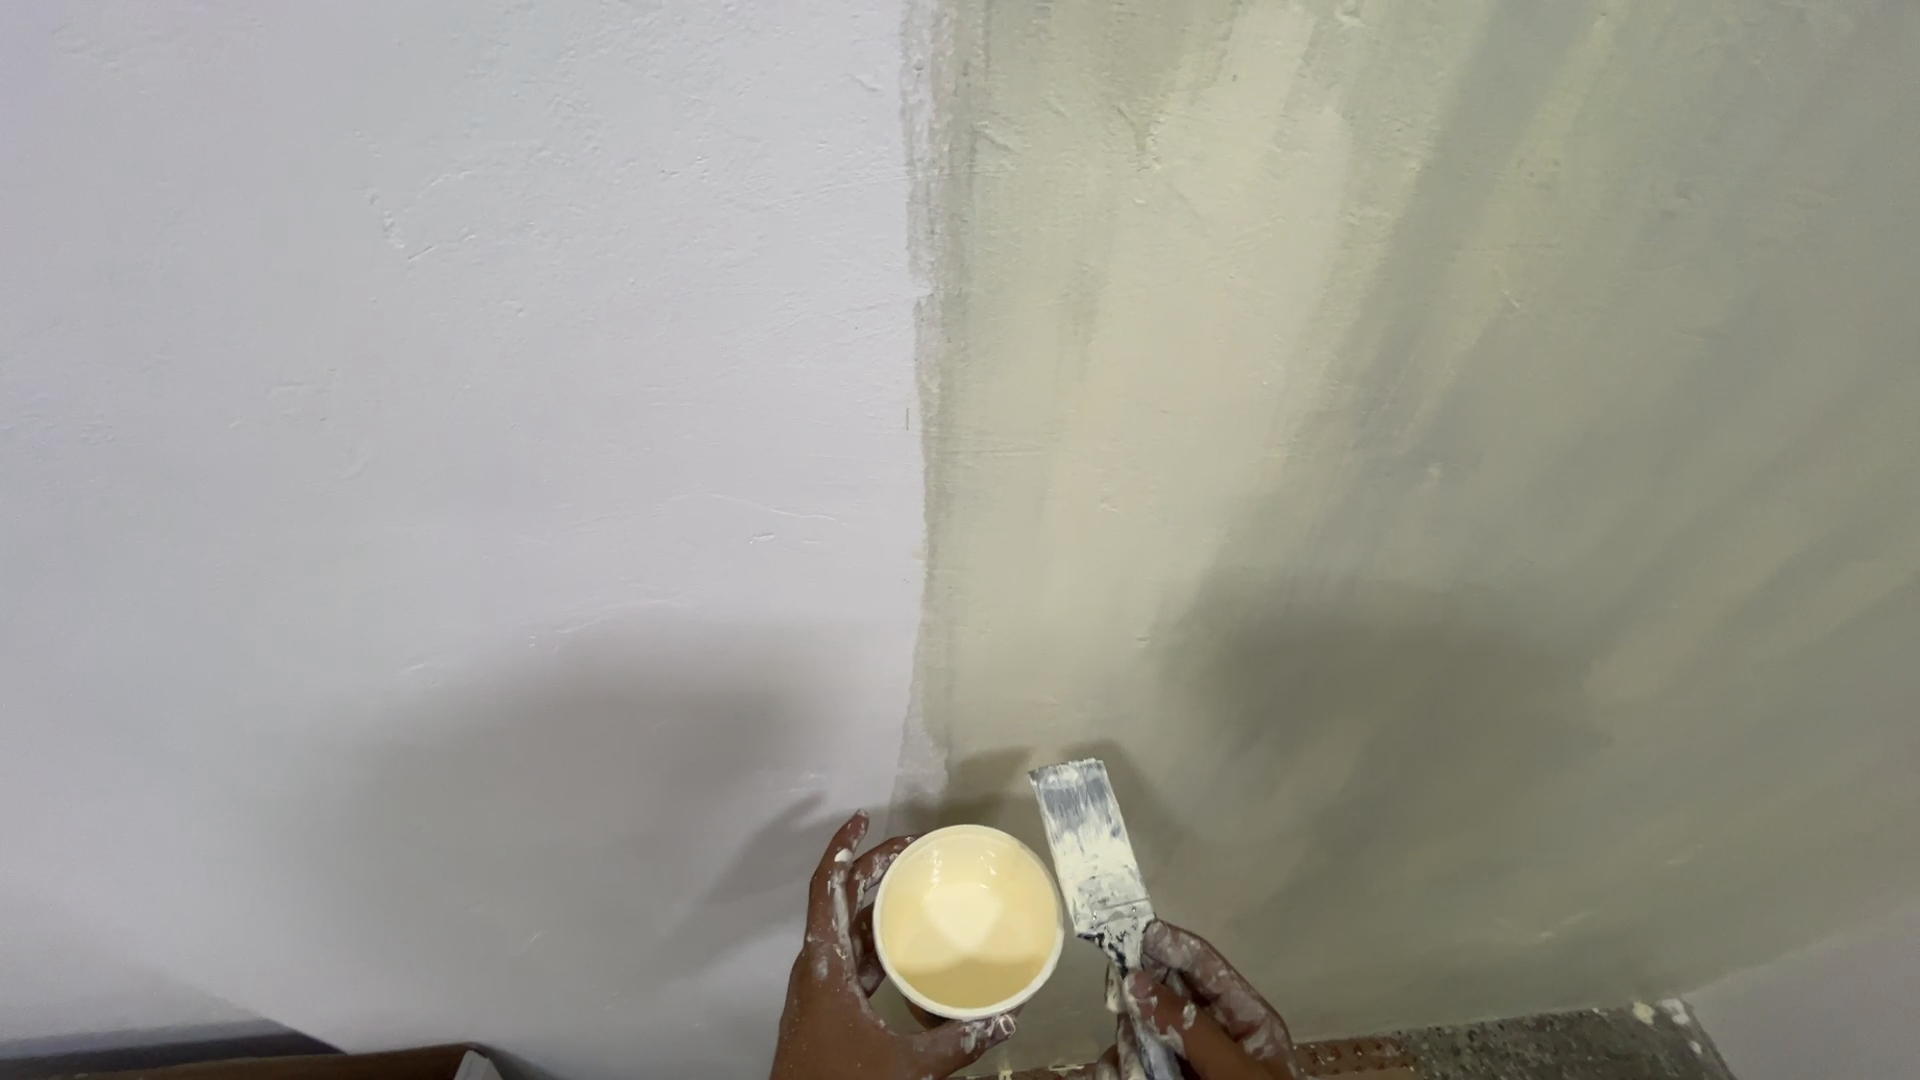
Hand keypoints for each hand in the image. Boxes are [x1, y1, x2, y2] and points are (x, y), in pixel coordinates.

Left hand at [770, 812, 1017, 1079]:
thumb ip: (954, 1043)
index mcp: (824, 964)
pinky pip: (851, 956)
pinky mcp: (827, 1004)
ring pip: (845, 926)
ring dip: (873, 901)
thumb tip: (1003, 1021)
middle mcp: (817, 965)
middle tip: (909, 848)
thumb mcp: (903, 1068)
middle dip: (871, 866)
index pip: (826, 888)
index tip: (862, 819)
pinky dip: (874, 938)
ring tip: (909, 884)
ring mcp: (819, 985)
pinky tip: (903, 944)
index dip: (841, 848)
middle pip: (840, 898)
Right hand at [1122, 921, 1304, 1079]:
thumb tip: (1134, 980)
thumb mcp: (1236, 1075)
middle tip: (1120, 1000)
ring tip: (1135, 1068)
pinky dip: (1119, 1068)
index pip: (1204, 965)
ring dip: (1130, 1044)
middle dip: (1142, 1000)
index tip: (1132, 929)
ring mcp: (1184, 1065)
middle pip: (1163, 991)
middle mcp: (1212, 1036)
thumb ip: (1188, 1026)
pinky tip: (1115, 1074)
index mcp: (1245, 1022)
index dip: (1170, 943)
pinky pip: (1129, 1063)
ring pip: (1140, 1029)